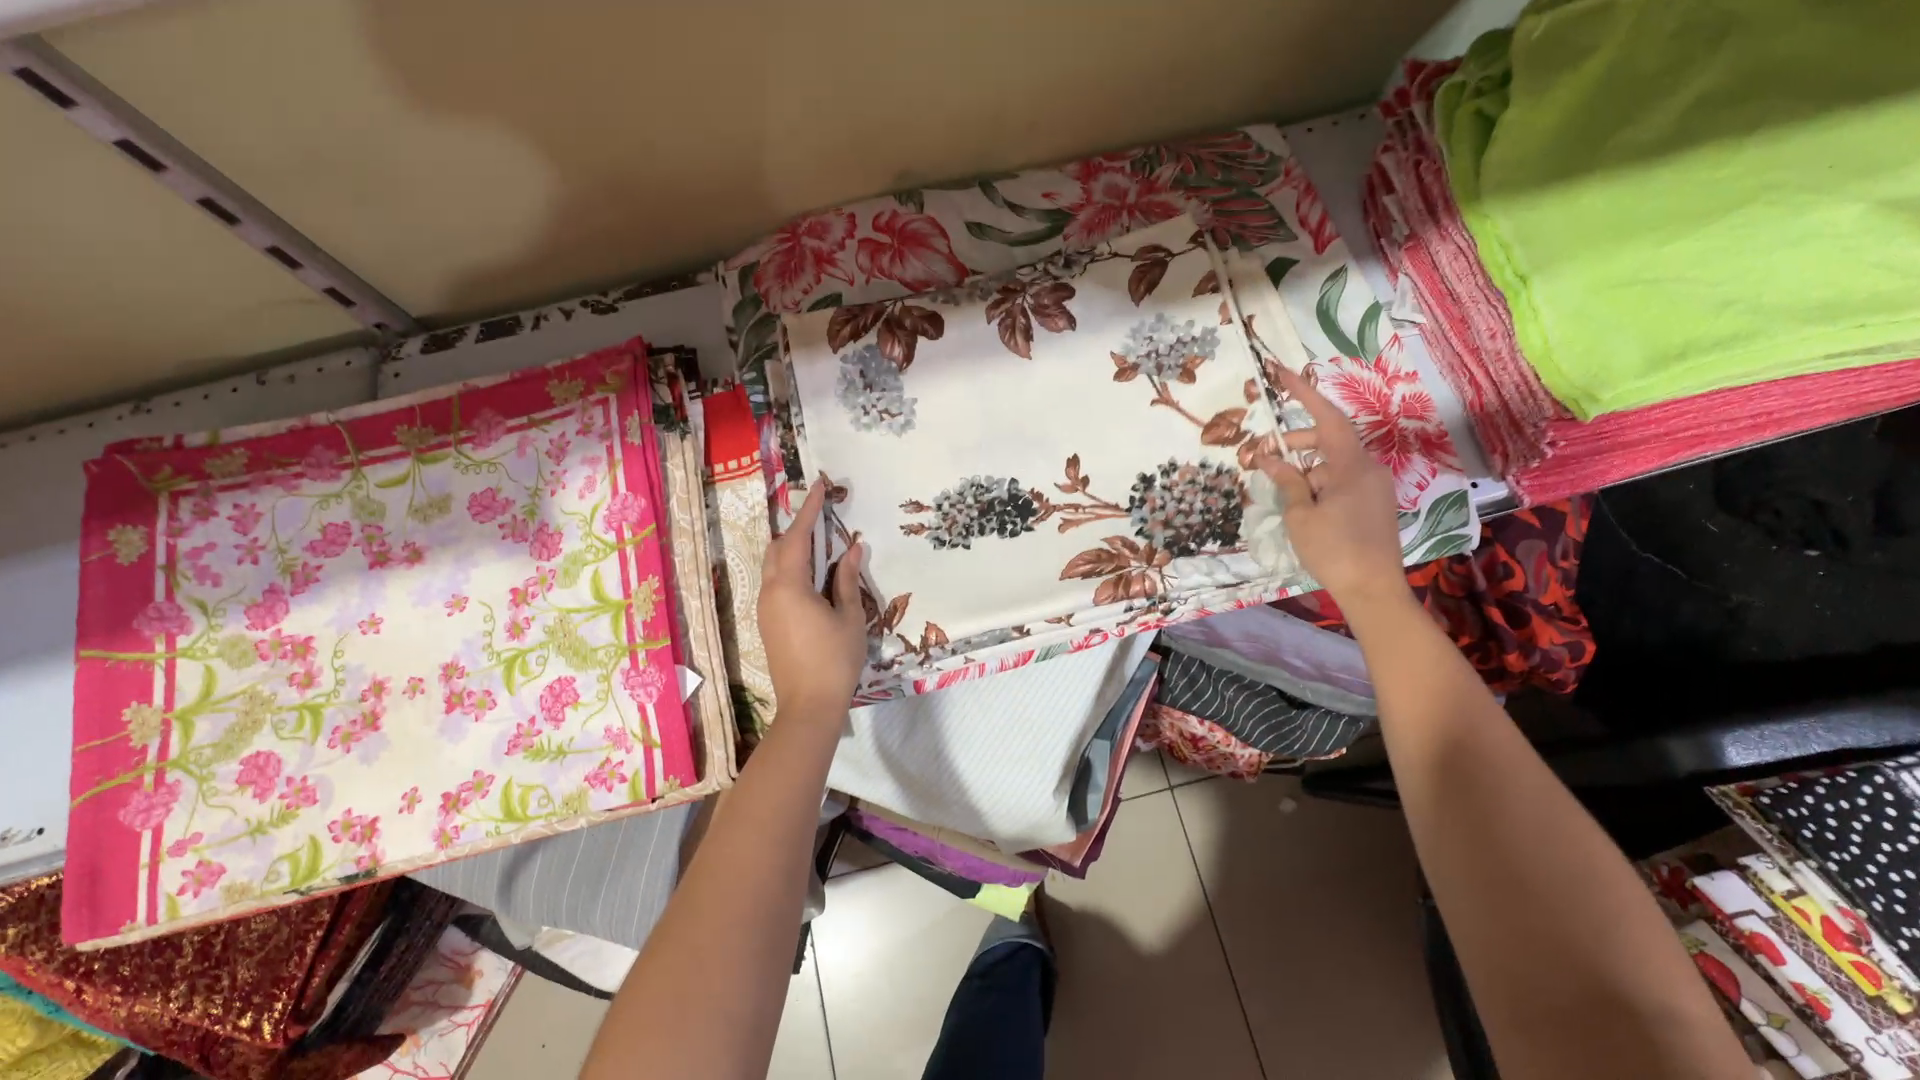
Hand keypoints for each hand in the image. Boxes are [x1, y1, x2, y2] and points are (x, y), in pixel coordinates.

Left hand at [757, 481, 868, 715]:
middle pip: (778, 548)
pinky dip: (790, 569)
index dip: (810, 510)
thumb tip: (852, 548)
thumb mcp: (849, 617)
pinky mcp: (767, 623)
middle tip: (821, 514)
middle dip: (798, 528)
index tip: (819, 486)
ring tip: (819, 542)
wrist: (808, 706)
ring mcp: (765, 609)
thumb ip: (846, 579)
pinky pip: (775, 583)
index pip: (798, 537)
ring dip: (793, 549)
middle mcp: (770, 592)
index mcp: (789, 586)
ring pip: (773, 566)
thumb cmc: (835, 660)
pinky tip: (812, 575)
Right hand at [1253, 364, 1411, 612]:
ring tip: (1282, 486)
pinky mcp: (1376, 505)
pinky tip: (1303, 503)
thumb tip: (1270, 459)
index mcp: (1351, 465)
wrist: (1373, 590)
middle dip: (1298, 440)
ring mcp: (1376, 487)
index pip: (1326, 416)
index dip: (1303, 393)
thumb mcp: (1301, 516)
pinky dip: (1321, 482)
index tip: (1281, 373)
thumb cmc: (1334, 550)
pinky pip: (1345, 481)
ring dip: (1308, 467)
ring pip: (1336, 463)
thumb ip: (1288, 482)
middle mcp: (1369, 468)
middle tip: (1266, 454)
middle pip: (1330, 439)